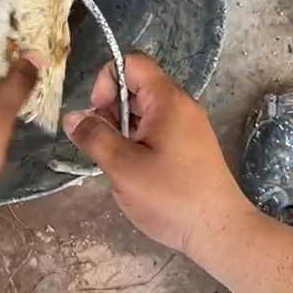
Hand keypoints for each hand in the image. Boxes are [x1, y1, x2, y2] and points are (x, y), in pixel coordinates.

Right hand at [62, 54, 257, 254]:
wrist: (220, 230)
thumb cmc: (171, 196)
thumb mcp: (123, 167)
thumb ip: (94, 136)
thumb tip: (72, 117)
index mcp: (168, 99)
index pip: (133, 62)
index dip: (108, 80)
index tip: (99, 114)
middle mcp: (181, 105)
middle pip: (137, 85)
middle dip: (112, 108)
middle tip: (106, 144)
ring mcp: (188, 125)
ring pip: (145, 110)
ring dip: (123, 128)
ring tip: (120, 161)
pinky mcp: (190, 145)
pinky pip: (157, 128)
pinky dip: (139, 140)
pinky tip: (136, 170)